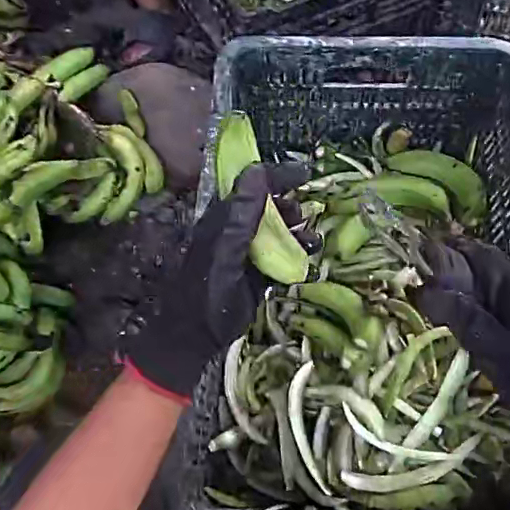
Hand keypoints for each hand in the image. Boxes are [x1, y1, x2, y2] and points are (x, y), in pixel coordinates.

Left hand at [124, 163, 304, 397]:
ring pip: (278, 231)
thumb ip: (242, 214)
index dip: (278, 175)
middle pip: (269, 207)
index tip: (306, 173)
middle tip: (306, 215)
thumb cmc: (206, 292)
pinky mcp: (258, 274)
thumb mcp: (225, 250)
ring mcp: (248, 252)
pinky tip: (309, 257)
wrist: (196, 337)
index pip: (253, 185)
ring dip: (298, 231)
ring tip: (313, 240)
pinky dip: (297, 253)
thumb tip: (258, 172)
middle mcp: (237, 230)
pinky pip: (281, 256)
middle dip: (291, 206)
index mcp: (224, 219)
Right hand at [416, 240, 509, 499]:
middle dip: (457, 268)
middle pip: (488, 268)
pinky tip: (471, 324)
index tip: (421, 253)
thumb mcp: (490, 344)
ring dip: (470, 289)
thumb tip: (424, 288)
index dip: (449, 249)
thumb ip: (459, 314)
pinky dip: (483, 308)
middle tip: (426, 277)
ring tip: (441, 298)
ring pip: (496, 288)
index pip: (478, 253)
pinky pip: (504, 308)